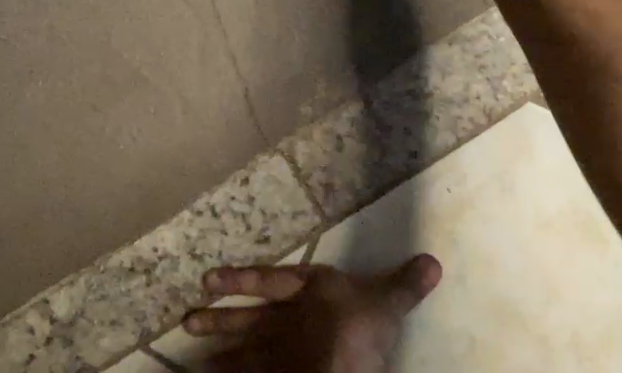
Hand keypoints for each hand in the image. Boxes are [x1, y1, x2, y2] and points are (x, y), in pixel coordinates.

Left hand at [181, 256, 441, 372]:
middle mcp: (288, 317)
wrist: (348, 360)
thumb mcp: (388, 303)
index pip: (269, 279)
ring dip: (219, 351)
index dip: (240, 278)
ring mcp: (282, 349)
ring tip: (192, 356)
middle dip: (219, 319)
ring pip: (244, 349)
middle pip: (248, 319)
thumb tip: (433, 261)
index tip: (208, 279)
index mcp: (309, 290)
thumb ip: (405, 284)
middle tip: (188, 320)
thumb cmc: (363, 326)